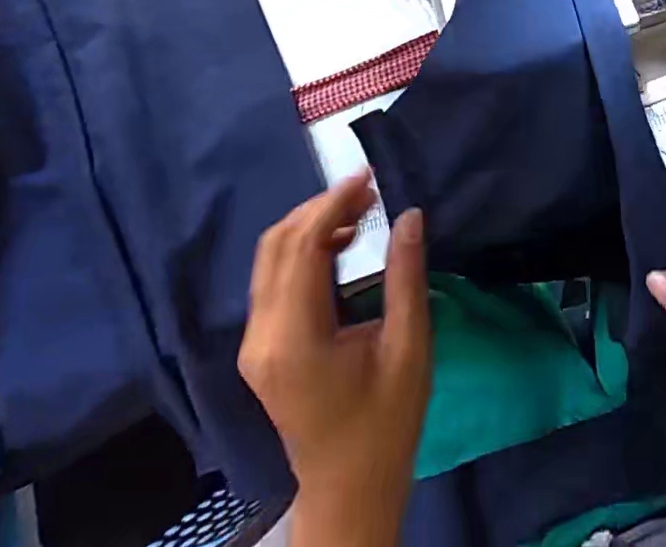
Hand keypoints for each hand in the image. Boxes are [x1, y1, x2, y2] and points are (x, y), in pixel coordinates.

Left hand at [238, 170, 428, 546]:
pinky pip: (275, 280)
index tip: (368, 176)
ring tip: (362, 212)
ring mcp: (255, 344)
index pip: (301, 247)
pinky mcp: (262, 347)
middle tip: (369, 192)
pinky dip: (305, 250)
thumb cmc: (386, 422)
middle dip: (320, 207)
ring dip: (312, 226)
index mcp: (294, 338)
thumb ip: (405, 277)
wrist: (349, 488)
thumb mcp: (409, 347)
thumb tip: (410, 216)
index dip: (332, 203)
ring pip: (270, 259)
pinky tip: (342, 244)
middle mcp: (261, 336)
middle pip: (276, 245)